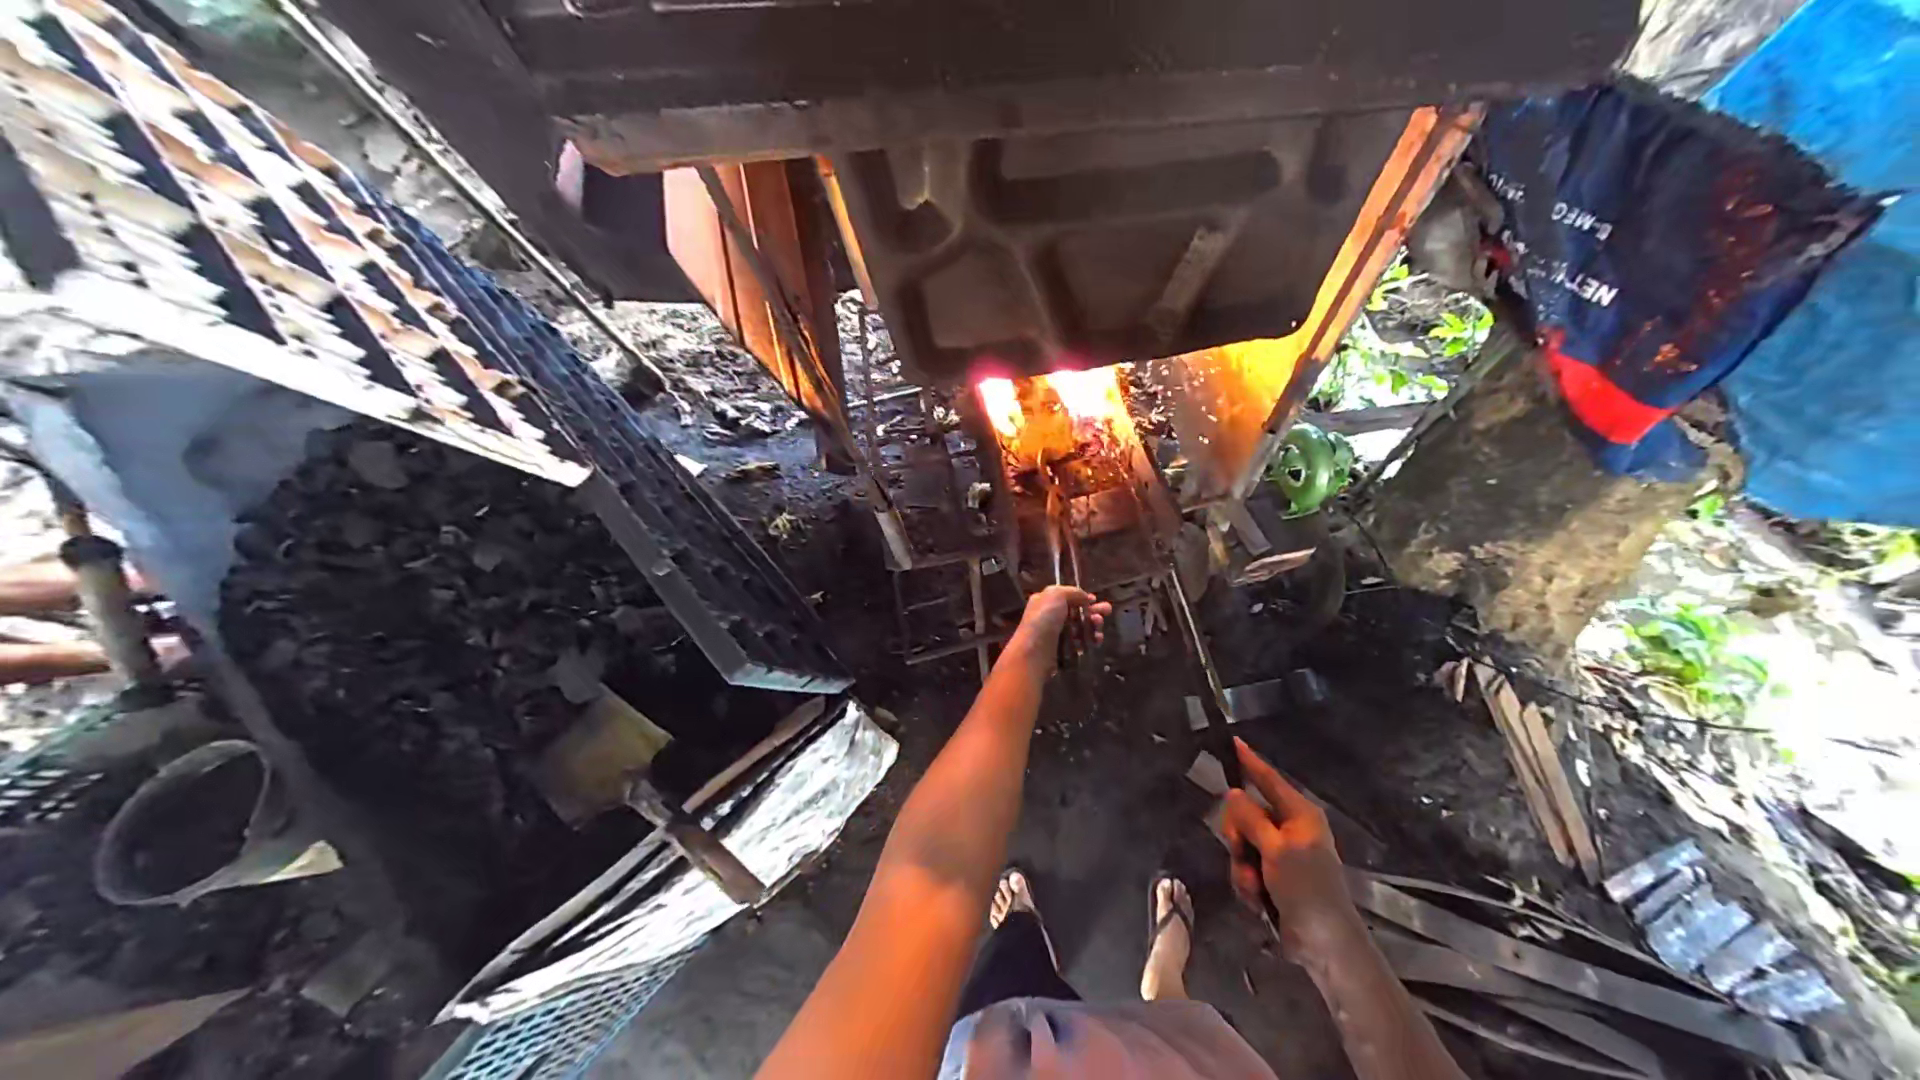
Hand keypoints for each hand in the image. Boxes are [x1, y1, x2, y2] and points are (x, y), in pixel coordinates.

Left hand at [1011, 586, 1110, 653]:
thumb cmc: (1043, 619)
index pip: (1066, 597)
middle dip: (1093, 610)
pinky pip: (1081, 643)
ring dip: (1093, 624)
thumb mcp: (1056, 595)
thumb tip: (1085, 598)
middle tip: (1108, 610)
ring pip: (1081, 627)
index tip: (1095, 599)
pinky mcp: (1064, 650)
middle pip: (1077, 612)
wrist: (1034, 652)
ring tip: (1099, 624)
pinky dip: (1091, 640)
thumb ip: (1073, 592)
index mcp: (1045, 601)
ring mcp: (1057, 634)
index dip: (1081, 597)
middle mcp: (1050, 617)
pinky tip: (1097, 639)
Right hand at [1221, 737, 1354, 956]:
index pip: (1269, 779)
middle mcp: (1289, 829)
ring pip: (1241, 844)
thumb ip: (1250, 818)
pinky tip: (1258, 900)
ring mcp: (1280, 854)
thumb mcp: (1276, 849)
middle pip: (1246, 813)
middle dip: (1238, 837)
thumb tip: (1233, 793)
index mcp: (1300, 815)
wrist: (1324, 944)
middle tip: (1240, 851)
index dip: (1250, 762)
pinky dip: (1247, 884)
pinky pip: (1244, 868)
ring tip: (1255, 887)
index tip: (1233, 741)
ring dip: (1242, 867)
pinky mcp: (1272, 877)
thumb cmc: (1306, 889)